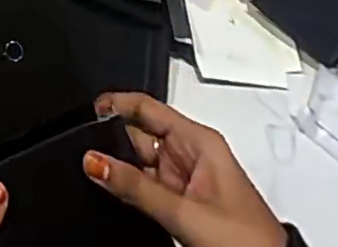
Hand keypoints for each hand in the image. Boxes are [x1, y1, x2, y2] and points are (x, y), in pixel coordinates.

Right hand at [84, 92, 285, 246]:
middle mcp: (191, 152)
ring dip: (123, 170)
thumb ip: (135, 187)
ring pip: (140, 162)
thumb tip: (93, 161)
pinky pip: (147, 184)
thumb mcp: (184, 214)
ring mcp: (186, 177)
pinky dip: (132, 188)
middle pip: (139, 133)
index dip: (115, 105)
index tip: (87, 114)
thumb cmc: (250, 244)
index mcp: (198, 140)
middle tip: (90, 155)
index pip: (146, 106)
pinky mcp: (183, 201)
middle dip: (114, 143)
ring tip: (103, 177)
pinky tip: (120, 193)